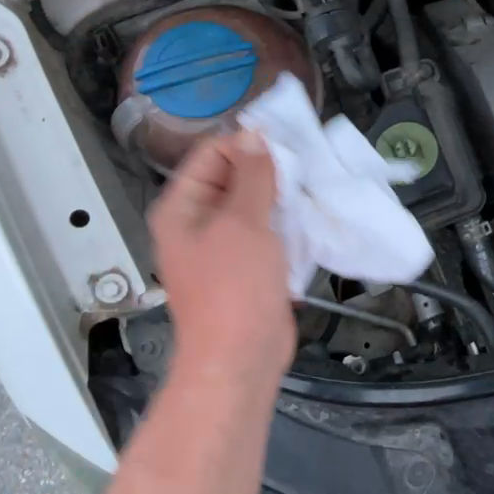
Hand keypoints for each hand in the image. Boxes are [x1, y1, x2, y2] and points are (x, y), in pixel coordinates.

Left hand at [149, 131, 296, 377]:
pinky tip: (309, 222)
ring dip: (283, 199)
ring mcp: (223, 247)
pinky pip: (268, 232)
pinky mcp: (247, 266)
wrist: (241, 358)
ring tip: (311, 194)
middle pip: (235, 178)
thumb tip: (254, 135)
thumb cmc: (234, 290)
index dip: (248, 145)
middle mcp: (197, 223)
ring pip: (256, 205)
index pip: (213, 153)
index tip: (288, 148)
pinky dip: (287, 225)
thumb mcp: (244, 223)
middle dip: (271, 172)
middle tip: (306, 170)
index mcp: (182, 208)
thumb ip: (252, 176)